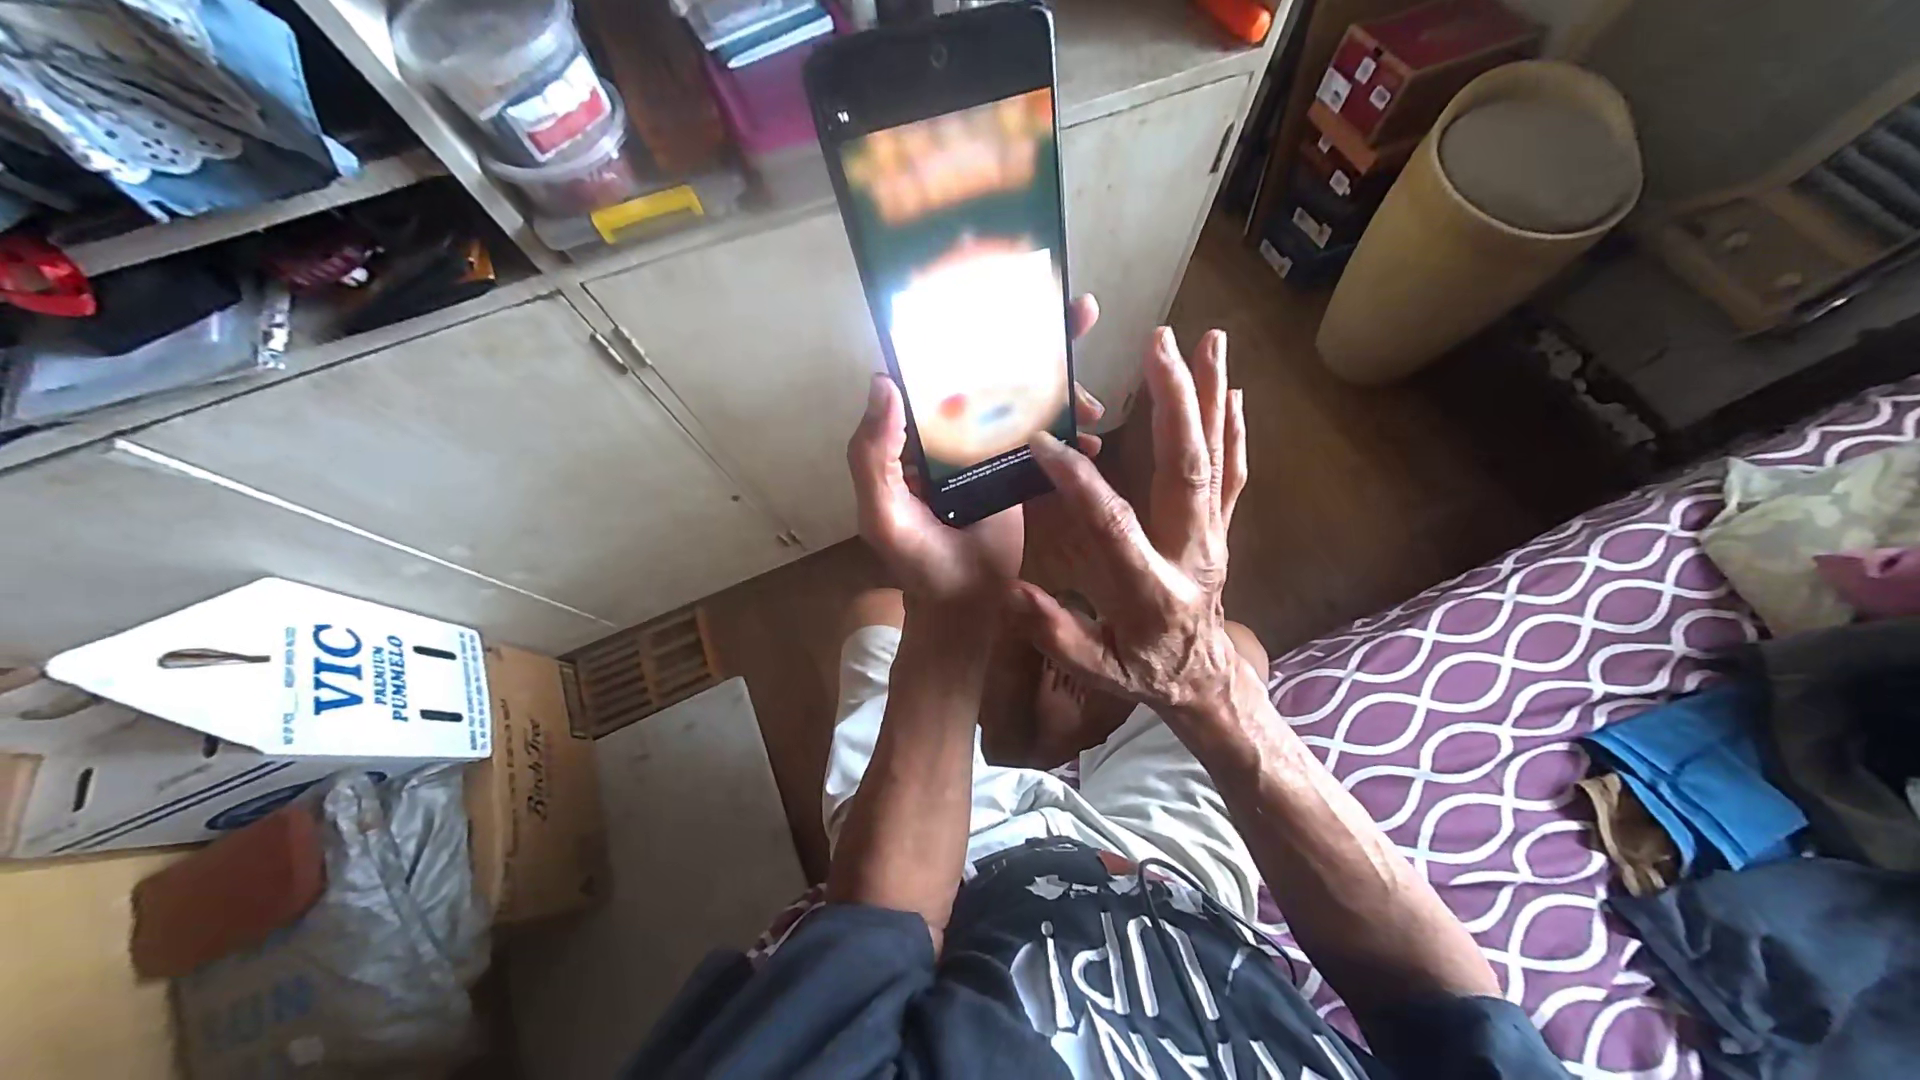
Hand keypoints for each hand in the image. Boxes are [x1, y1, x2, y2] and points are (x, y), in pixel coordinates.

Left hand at [848, 295, 1104, 605]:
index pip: (937, 368)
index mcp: (917, 432)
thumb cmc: (917, 561)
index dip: (962, 325)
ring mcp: (991, 449)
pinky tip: (1093, 435)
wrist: (965, 604)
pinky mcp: (1021, 471)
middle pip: (992, 372)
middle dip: (1033, 341)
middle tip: (1073, 313)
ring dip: (1063, 389)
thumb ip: (873, 455)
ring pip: (1027, 402)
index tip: (996, 288)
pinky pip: (1048, 440)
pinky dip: (1072, 432)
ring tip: (1090, 401)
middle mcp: (954, 431)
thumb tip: (882, 381)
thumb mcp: (881, 513)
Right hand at [1007, 327, 1246, 718]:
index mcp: (1151, 587)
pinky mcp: (1220, 528)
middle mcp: (1191, 551)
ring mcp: (1212, 535)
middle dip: (1173, 403)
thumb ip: (1054, 632)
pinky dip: (1231, 428)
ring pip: (1215, 459)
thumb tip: (1011, 591)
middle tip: (1161, 345)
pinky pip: (1231, 473)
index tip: (1043, 441)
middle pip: (1187, 470)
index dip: (1077, 480)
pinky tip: (1229, 391)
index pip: (1112, 522)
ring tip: (1209, 340)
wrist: (1204, 680)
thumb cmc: (1145, 672)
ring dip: (1211, 397)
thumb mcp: (1096, 669)